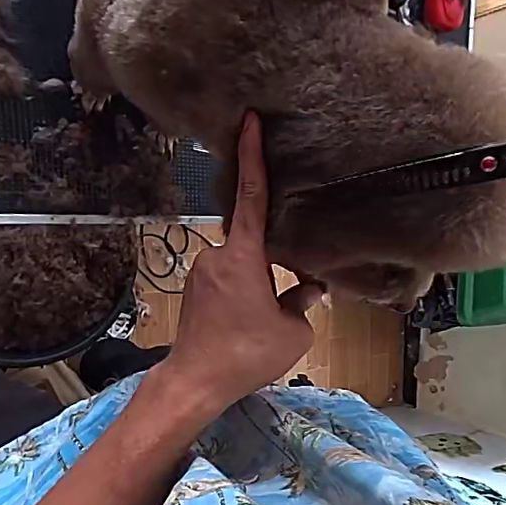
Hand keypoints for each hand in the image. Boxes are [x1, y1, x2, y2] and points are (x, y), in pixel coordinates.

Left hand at [158, 112, 324, 412]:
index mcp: (244, 257)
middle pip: (252, 238)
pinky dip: (245, 289)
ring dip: (259, 279)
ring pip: (241, 262)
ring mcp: (202, 272)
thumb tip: (310, 287)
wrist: (196, 382)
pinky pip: (228, 277)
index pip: (251, 197)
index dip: (252, 157)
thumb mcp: (293, 332)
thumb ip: (302, 301)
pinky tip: (252, 319)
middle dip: (272, 255)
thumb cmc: (247, 354)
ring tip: (269, 316)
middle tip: (284, 286)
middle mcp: (218, 256)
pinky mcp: (195, 290)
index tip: (249, 122)